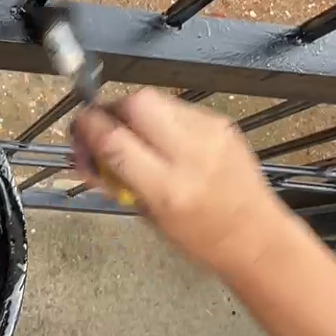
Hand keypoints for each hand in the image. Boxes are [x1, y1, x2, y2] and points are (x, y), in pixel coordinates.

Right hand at [73, 88, 304, 278]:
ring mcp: (209, 133)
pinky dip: (159, 117)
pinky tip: (163, 137)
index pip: (114, 141)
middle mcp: (190, 155)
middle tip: (103, 125)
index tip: (77, 129)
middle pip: (136, 103)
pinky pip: (176, 107)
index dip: (87, 127)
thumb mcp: (147, 214)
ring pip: (155, 98)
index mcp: (167, 188)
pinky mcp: (220, 122)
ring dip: (133, 111)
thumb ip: (114, 177)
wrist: (258, 237)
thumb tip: (83, 149)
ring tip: (132, 132)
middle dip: (110, 108)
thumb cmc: (198, 237)